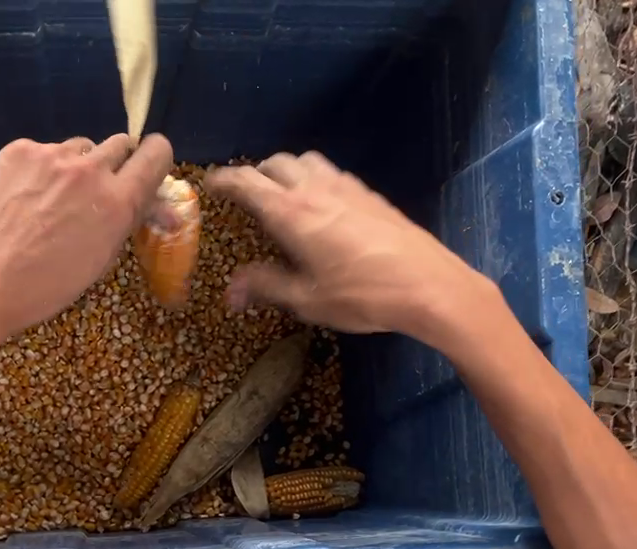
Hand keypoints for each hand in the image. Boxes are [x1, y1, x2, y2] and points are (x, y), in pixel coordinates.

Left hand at [0, 133, 174, 342]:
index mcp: (117, 203)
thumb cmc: (45, 288)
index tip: (146, 173)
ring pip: (80, 148)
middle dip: (115, 167)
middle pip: (120, 145)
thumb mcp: (99, 261)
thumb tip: (158, 209)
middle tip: (97, 195)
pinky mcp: (18, 150)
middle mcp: (89, 169)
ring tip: (54, 203)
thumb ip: (126, 223)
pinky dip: (42, 171)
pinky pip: (44, 152)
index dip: (155, 161)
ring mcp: (51, 155)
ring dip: (77, 168)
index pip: (157, 153)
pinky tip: (24, 200)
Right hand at [207, 151, 485, 338]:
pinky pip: (331, 173)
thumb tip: (230, 290)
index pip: (248, 182)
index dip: (224, 180)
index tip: (209, 182)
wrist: (427, 285)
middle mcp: (317, 189)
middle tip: (244, 193)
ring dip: (286, 170)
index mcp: (293, 213)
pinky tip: (320, 205)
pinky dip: (313, 179)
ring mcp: (347, 188)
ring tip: (280, 194)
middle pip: (277, 163)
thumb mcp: (306, 299)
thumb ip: (266, 286)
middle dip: (255, 172)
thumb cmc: (360, 295)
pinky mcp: (369, 195)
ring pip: (306, 161)